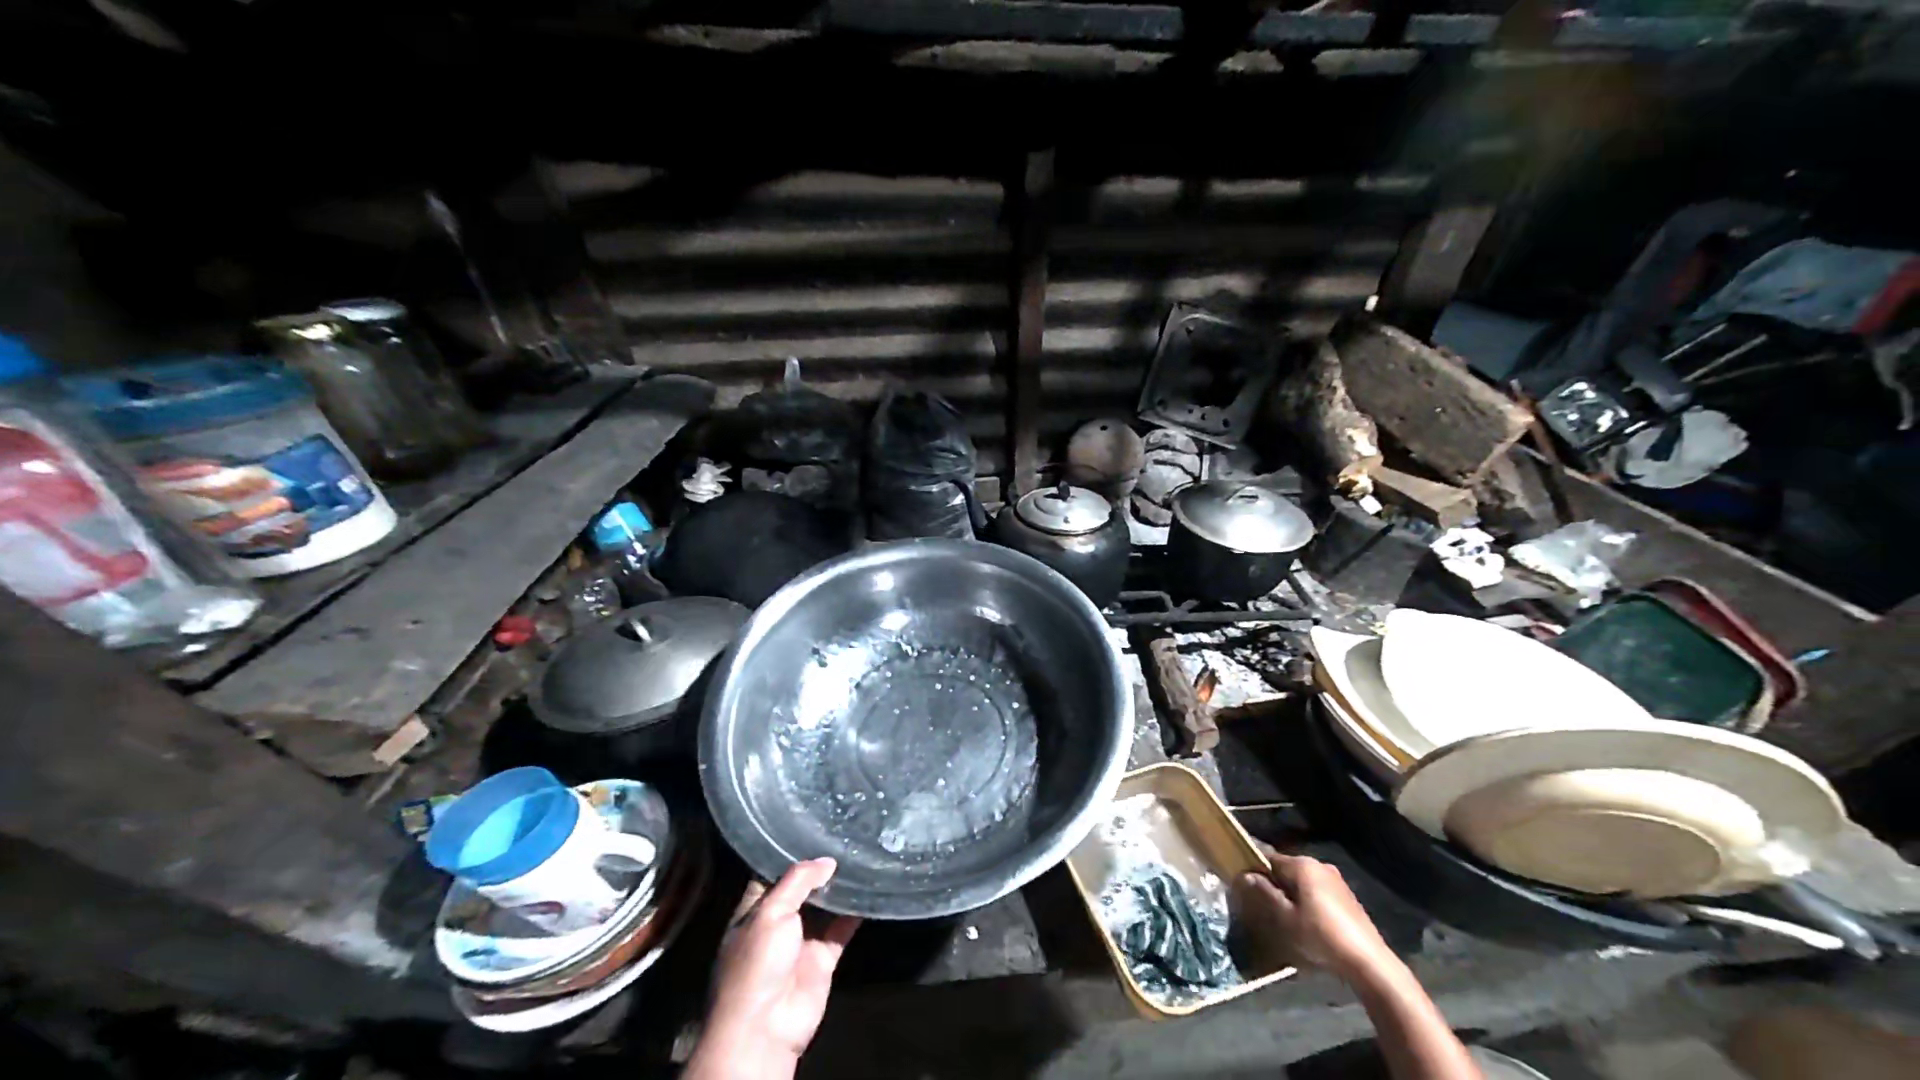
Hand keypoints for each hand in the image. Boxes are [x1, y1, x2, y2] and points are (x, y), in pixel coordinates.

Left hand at [686, 858, 859, 1079]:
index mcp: (755, 908)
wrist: (764, 1029)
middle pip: (802, 888)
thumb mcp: (770, 913)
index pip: (773, 873)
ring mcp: (801, 941)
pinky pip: (842, 929)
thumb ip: (798, 881)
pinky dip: (855, 913)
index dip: (791, 853)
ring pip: (824, 907)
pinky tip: (871, 890)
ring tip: (862, 856)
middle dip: (820, 869)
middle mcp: (778, 921)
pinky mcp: (823, 958)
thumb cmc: (756, 964)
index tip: (815, 827)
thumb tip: (827, 862)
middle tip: (846, 837)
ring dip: (840, 888)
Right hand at [1237, 847, 1396, 983]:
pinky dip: (1308, 900)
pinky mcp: (1347, 896)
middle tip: (1266, 907)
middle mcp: (1319, 865)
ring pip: (1303, 880)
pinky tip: (1309, 922)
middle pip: (1287, 869)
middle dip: (1275, 884)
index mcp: (1302, 865)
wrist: (1369, 962)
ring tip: (1286, 917)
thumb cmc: (1321, 936)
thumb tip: (1246, 875)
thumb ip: (1264, 892)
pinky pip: (1318, 890)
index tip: (1248, 888)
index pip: (1269, 858)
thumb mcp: (1286, 917)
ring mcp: (1336, 880)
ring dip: (1293, 893)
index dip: (1256, 871)